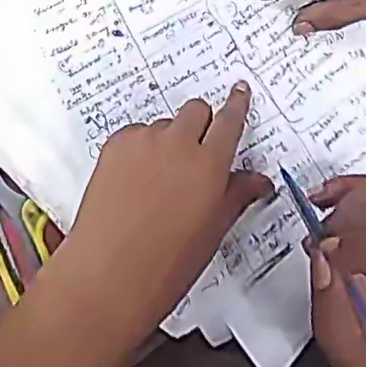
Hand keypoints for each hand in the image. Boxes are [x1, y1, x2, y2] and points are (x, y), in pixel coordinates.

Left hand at [45, 84, 271, 358]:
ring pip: (165, 124)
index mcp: (209, 166)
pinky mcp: (115, 143)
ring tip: (160, 182)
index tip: (239, 91)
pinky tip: (136, 182)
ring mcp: (143, 140)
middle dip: (201, 124)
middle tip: (197, 151)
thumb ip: (236, 195)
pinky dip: (141, 148)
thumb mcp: (212, 232)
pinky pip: (136, 133)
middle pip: (196, 110)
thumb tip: (258, 180)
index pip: (230, 120)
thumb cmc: (165, 265)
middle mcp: (178, 144)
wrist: (107, 274)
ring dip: (169, 141)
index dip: (236, 104)